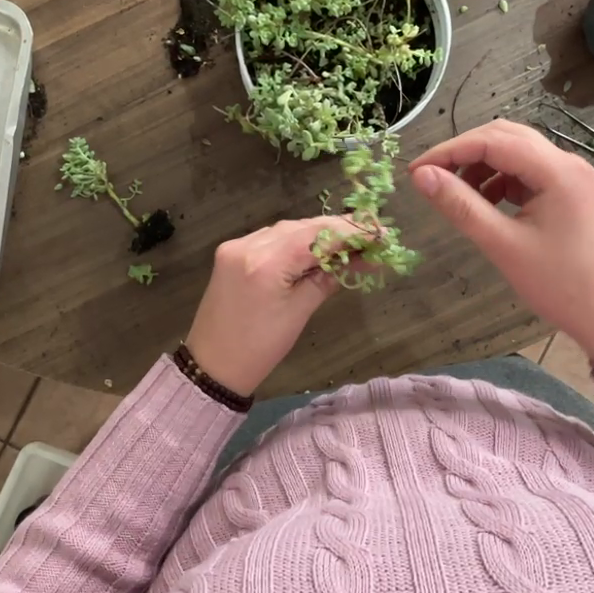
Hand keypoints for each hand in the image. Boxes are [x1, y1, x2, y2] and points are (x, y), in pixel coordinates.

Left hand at [183, 217, 358, 396]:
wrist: (212, 365)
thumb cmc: (260, 348)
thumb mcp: (300, 312)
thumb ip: (332, 278)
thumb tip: (367, 259)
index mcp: (266, 262)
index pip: (318, 235)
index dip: (352, 231)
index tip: (381, 233)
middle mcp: (249, 244)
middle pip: (303, 227)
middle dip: (339, 230)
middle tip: (372, 236)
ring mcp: (237, 245)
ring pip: (288, 229)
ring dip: (319, 233)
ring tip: (352, 242)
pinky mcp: (232, 251)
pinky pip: (272, 238)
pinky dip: (297, 240)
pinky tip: (318, 248)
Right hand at [409, 121, 593, 375]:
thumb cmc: (558, 284)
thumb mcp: (502, 244)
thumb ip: (460, 205)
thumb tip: (421, 176)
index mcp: (556, 170)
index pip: (492, 141)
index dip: (449, 151)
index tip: (415, 171)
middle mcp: (566, 162)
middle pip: (504, 136)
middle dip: (464, 152)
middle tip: (430, 177)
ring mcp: (570, 176)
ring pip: (515, 151)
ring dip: (481, 165)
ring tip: (456, 194)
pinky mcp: (569, 191)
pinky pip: (527, 171)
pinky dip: (499, 179)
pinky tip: (484, 203)